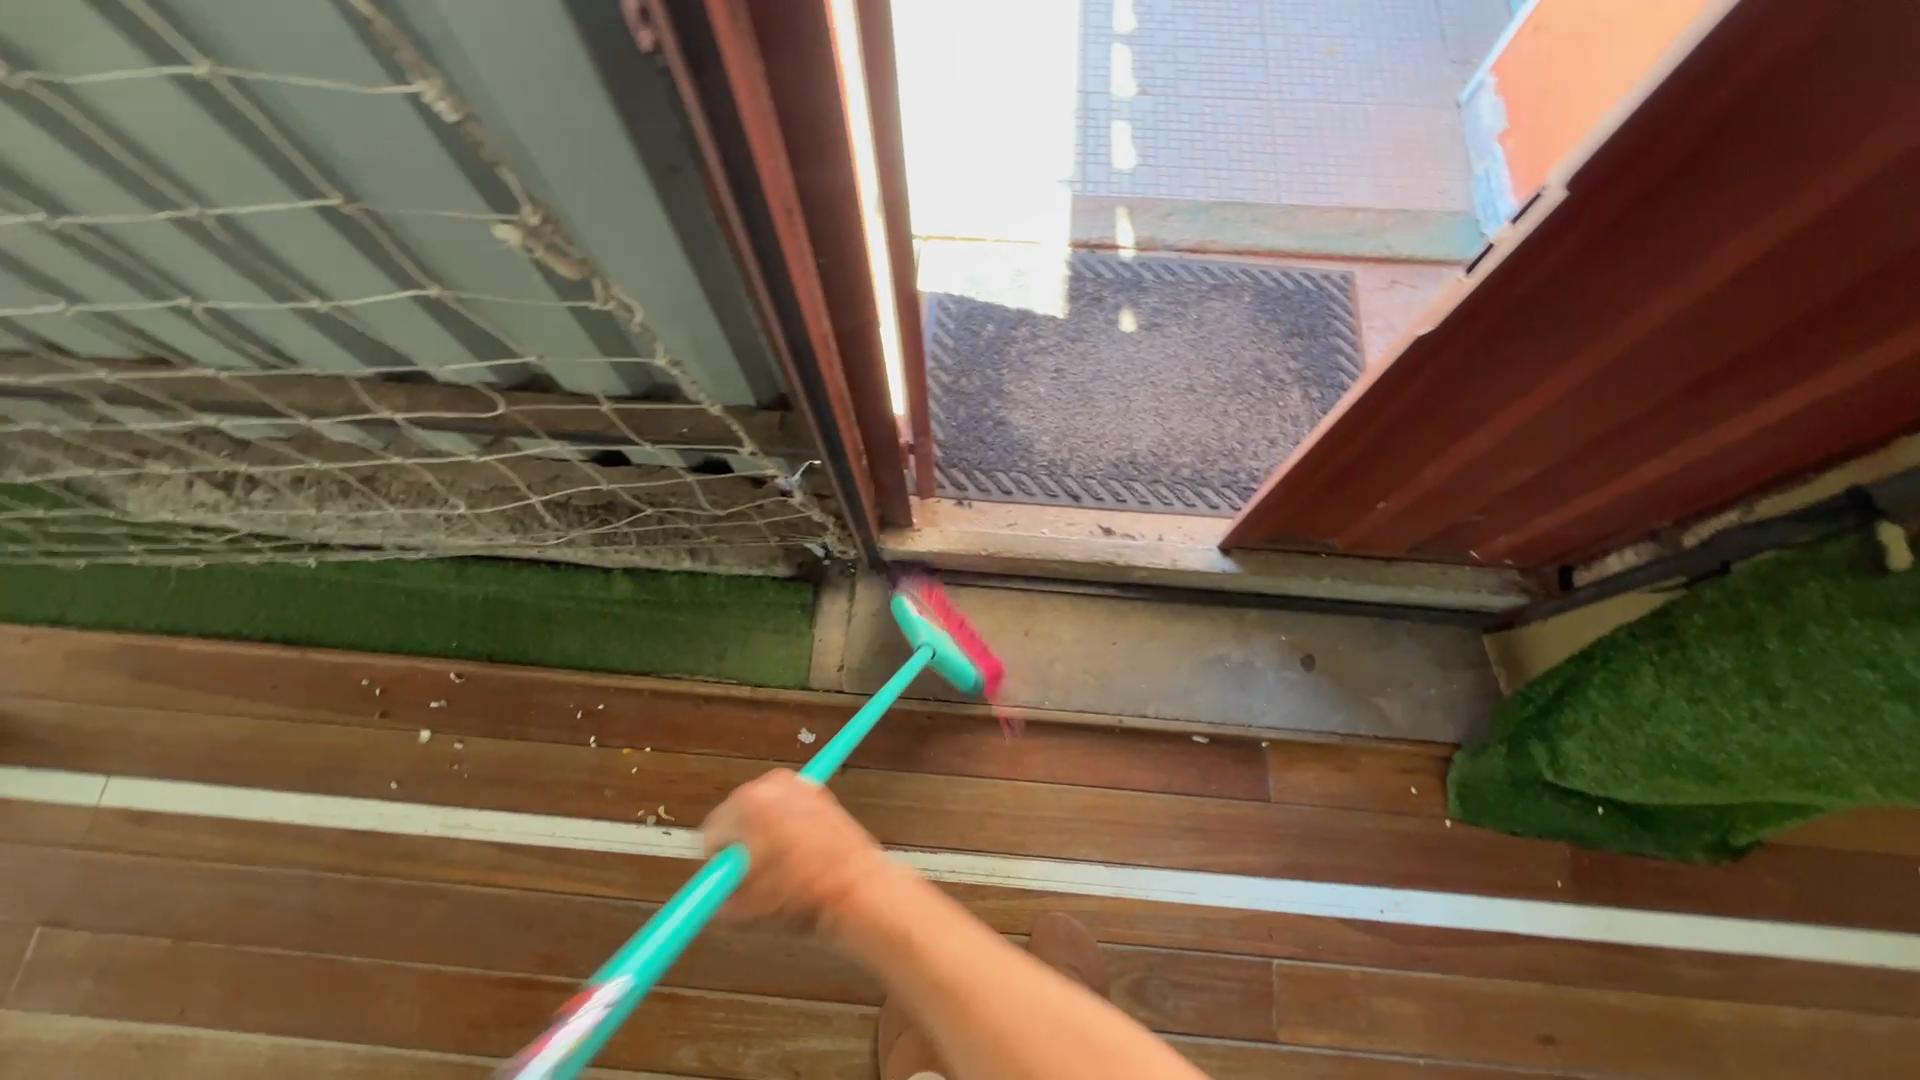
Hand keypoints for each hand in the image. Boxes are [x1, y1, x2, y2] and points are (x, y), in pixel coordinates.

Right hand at [700, 769, 899, 933]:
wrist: (856, 886)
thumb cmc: (804, 893)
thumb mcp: (745, 906)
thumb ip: (715, 895)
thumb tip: (709, 893)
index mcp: (745, 806)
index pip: (712, 834)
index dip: (719, 863)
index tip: (727, 878)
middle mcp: (768, 785)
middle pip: (736, 816)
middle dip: (741, 844)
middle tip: (754, 874)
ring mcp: (795, 784)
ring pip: (762, 811)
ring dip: (764, 833)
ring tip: (781, 865)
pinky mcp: (816, 790)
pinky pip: (786, 807)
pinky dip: (786, 824)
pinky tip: (799, 851)